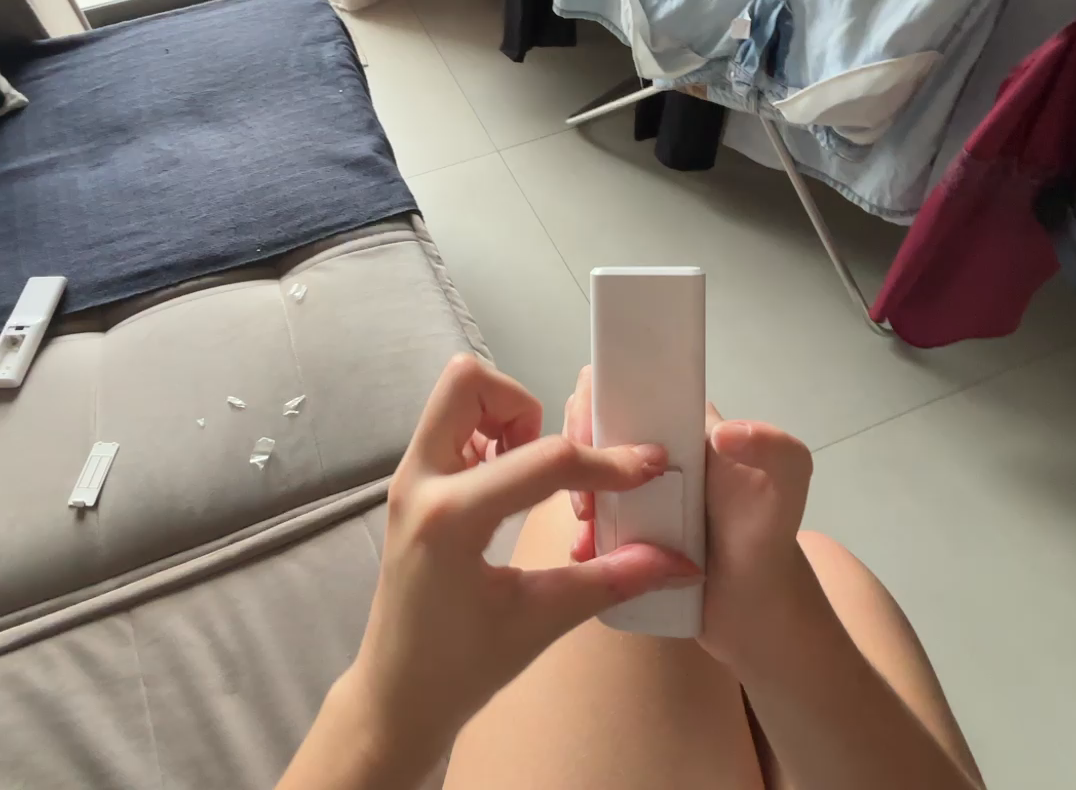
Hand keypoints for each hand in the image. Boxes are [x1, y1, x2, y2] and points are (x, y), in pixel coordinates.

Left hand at [344, 356, 702, 764]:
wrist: (397, 693)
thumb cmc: (460, 667)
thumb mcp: (541, 621)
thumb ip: (611, 578)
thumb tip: (678, 559)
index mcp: (450, 518)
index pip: (542, 461)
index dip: (605, 462)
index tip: (647, 464)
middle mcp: (419, 479)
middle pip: (468, 381)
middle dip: (524, 403)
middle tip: (548, 456)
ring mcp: (409, 476)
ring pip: (456, 393)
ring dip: (505, 416)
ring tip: (528, 474)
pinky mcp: (412, 481)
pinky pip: (450, 422)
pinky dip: (489, 434)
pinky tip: (506, 485)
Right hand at [561, 366, 823, 671]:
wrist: (754, 608)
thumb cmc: (766, 535)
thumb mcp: (786, 484)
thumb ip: (774, 448)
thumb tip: (724, 433)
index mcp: (677, 421)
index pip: (622, 386)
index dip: (598, 402)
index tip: (596, 439)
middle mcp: (647, 445)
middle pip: (590, 425)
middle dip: (577, 454)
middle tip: (591, 496)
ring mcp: (628, 486)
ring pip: (579, 469)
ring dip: (573, 493)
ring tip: (588, 528)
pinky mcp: (617, 525)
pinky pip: (583, 516)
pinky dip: (578, 532)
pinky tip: (587, 552)